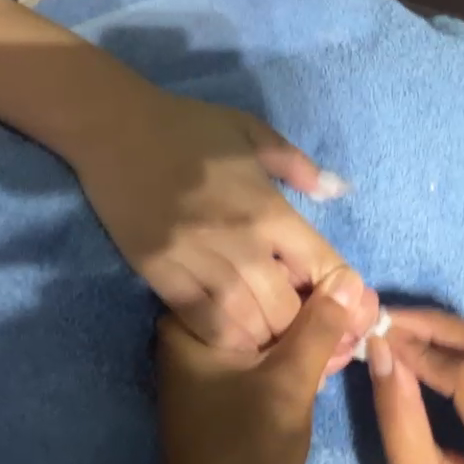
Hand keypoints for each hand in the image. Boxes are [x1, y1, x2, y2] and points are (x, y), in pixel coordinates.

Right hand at [70, 90, 378, 364]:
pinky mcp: (159, 275)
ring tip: (274, 335)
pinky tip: (235, 333)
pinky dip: (226, 336)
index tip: (347, 307)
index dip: (343, 296)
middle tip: (309, 327)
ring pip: (247, 326)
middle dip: (306, 325)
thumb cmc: (188, 126)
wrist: (116, 130)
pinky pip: (202, 322)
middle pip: (289, 313)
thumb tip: (338, 191)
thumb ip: (298, 165)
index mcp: (267, 208)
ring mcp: (196, 263)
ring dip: (267, 337)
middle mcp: (238, 243)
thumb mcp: (251, 131)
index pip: (323, 268)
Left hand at [141, 269, 361, 463]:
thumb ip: (320, 328)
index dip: (307, 278)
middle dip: (314, 308)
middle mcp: (191, 328)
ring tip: (358, 330)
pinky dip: (297, 352)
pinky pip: (265, 351)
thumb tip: (353, 279)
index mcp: (188, 318)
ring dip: (312, 332)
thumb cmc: (246, 447)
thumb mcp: (288, 382)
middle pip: (261, 301)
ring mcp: (207, 355)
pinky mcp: (225, 379)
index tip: (352, 283)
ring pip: (268, 327)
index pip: (251, 275)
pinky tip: (336, 350)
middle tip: (365, 311)